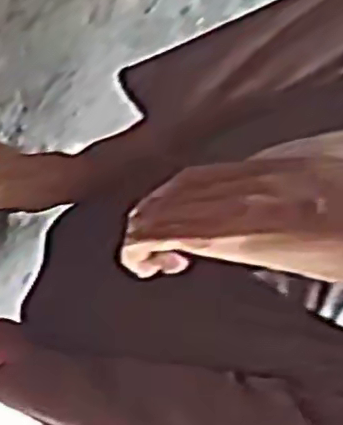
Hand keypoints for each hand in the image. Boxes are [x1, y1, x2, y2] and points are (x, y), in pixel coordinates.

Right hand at [121, 156, 342, 278]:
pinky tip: (200, 201)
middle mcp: (246, 194)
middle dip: (141, 232)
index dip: (132, 251)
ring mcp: (266, 172)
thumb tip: (190, 246)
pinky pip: (214, 168)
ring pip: (178, 184)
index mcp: (242, 227)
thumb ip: (234, 250)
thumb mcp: (293, 266)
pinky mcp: (285, 159)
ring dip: (161, 207)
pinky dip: (189, 186)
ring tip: (171, 225)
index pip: (151, 231)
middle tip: (158, 252)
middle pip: (157, 207)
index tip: (144, 265)